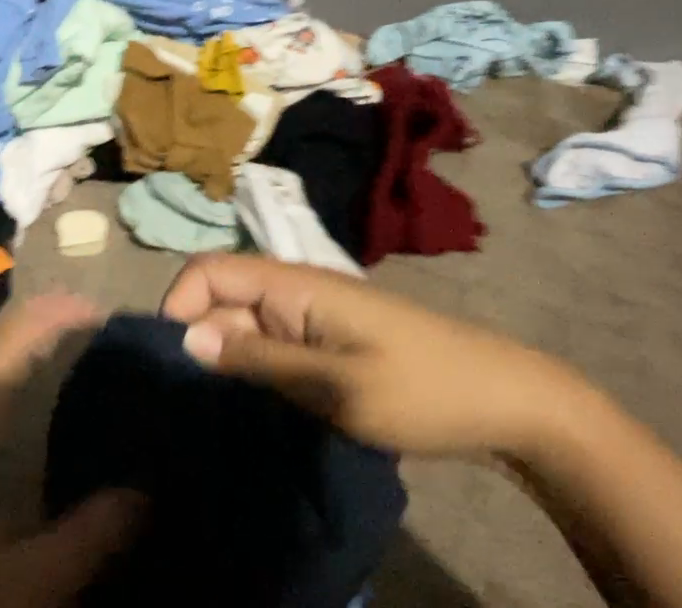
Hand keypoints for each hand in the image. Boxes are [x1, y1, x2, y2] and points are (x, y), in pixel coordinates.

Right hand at [162, 253, 596, 458]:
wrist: (510, 402)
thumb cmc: (424, 390)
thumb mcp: (336, 384)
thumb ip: (259, 360)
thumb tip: (185, 338)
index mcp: (294, 284)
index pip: (209, 270)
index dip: (178, 305)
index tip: (172, 363)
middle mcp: (294, 291)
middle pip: (221, 300)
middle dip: (197, 341)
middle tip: (192, 403)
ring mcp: (311, 317)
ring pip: (242, 326)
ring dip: (224, 361)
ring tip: (217, 411)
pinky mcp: (325, 342)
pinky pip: (269, 346)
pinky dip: (252, 371)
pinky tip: (252, 407)